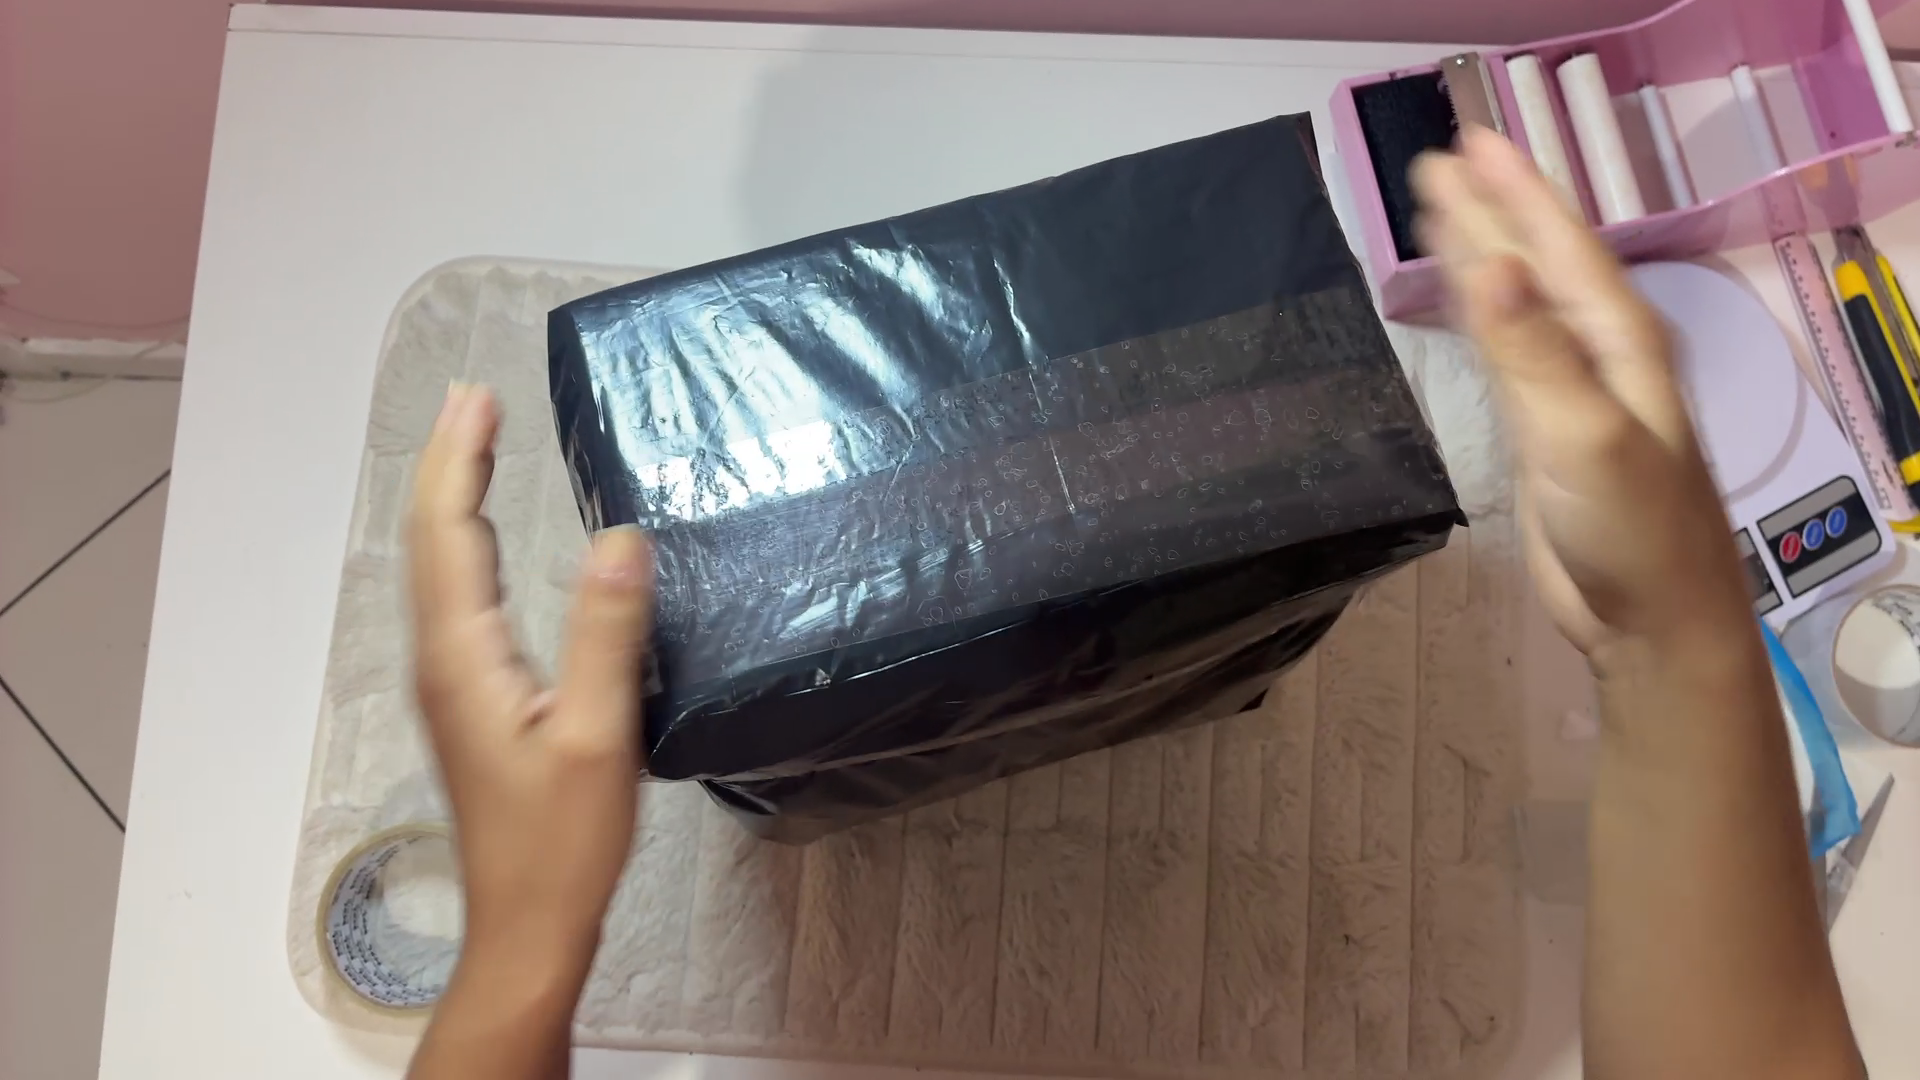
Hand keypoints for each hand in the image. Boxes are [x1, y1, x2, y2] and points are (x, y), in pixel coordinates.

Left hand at [407, 382, 653, 977]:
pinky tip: (497, 541)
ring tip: (482, 447)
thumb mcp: (597, 733)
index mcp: (465, 658)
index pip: (450, 538)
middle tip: (478, 402)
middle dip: (451, 464)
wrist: (530, 917)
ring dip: (460, 499)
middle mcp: (445, 658)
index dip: (458, 462)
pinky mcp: (478, 695)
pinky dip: (476, 546)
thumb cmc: (564, 835)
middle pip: (435, 543)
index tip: (478, 397)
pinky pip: (466, 597)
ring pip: (446, 568)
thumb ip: (607, 634)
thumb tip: (621, 536)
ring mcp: (456, 679)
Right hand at [1411, 127, 1751, 658]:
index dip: (1509, 193)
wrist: (1644, 608)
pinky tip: (1464, 301)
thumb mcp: (1581, 436)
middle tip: (1438, 164)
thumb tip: (1490, 269)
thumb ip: (1534, 354)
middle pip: (1536, 259)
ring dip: (1481, 252)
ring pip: (1519, 298)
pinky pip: (1504, 344)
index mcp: (1614, 339)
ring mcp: (1569, 383)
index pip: (1555, 246)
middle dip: (1488, 208)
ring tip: (1441, 214)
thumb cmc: (1625, 527)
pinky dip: (1478, 313)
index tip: (1461, 146)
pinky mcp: (1541, 419)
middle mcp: (1596, 347)